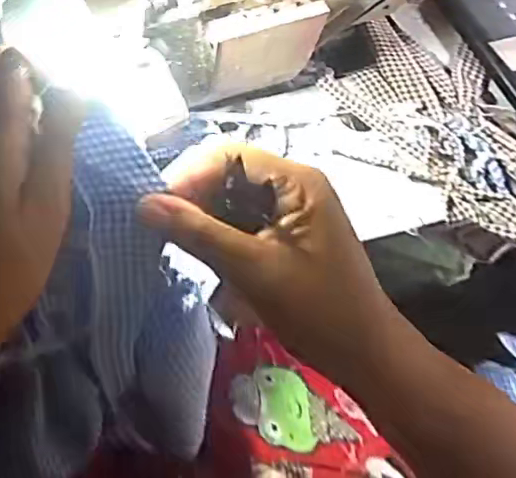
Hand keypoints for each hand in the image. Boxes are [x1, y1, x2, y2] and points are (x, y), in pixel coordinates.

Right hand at [136, 143, 387, 371]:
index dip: (191, 174)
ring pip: (231, 193)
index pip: (228, 154)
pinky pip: (242, 214)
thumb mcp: (254, 270)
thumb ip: (199, 233)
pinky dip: (220, 230)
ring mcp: (291, 205)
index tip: (161, 205)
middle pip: (228, 170)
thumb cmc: (320, 312)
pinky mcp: (286, 228)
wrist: (371, 362)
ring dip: (204, 214)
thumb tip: (145, 205)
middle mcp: (294, 182)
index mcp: (296, 180)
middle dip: (195, 195)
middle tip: (164, 224)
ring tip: (181, 240)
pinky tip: (206, 252)